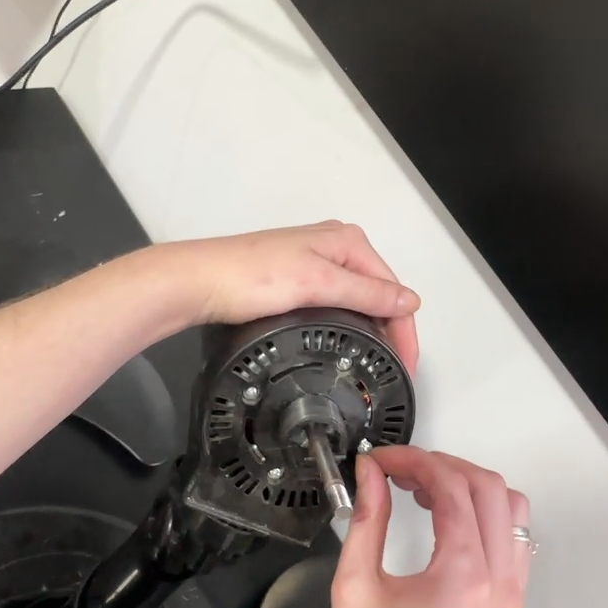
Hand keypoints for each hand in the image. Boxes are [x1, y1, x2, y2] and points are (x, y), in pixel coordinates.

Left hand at [151, 222, 420, 369]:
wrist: (198, 281)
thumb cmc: (250, 276)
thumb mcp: (318, 284)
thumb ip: (367, 293)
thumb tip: (409, 300)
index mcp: (347, 241)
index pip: (392, 287)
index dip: (403, 328)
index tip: (405, 363)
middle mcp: (334, 245)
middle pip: (378, 291)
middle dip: (391, 327)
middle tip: (394, 366)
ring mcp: (314, 261)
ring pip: (358, 296)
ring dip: (371, 325)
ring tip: (376, 357)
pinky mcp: (296, 278)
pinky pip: (337, 300)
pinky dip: (348, 321)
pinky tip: (346, 338)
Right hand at [330, 446, 530, 607]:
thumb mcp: (355, 588)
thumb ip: (366, 520)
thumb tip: (370, 474)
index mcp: (463, 576)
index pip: (450, 488)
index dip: (413, 461)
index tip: (380, 460)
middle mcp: (500, 581)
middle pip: (488, 487)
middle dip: (442, 465)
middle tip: (400, 470)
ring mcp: (512, 595)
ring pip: (511, 508)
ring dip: (470, 487)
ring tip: (425, 492)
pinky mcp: (510, 607)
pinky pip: (515, 540)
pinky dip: (486, 516)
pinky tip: (449, 521)